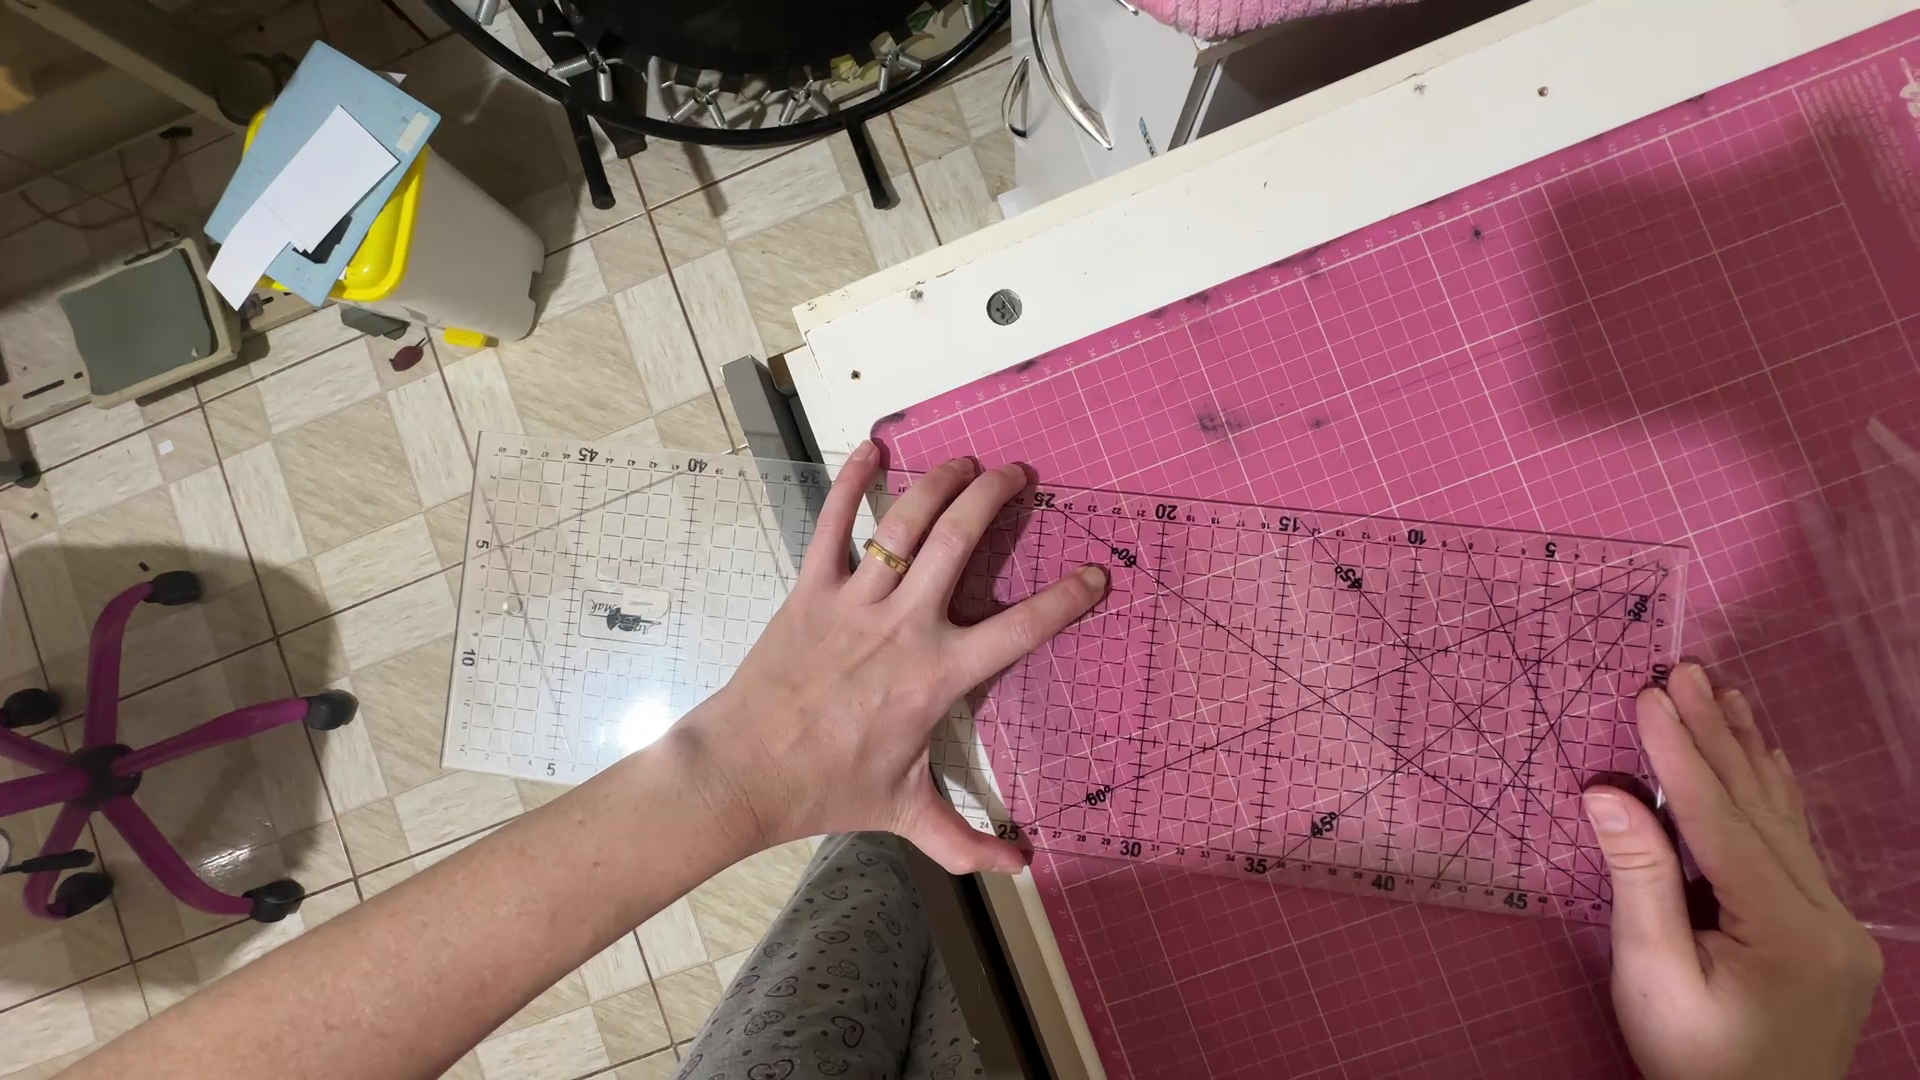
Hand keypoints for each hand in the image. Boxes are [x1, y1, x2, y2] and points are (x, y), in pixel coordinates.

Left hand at [680, 442, 1106, 873]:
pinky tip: (873, 448)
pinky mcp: (810, 587)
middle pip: (961, 541)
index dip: (1065, 600)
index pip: (1020, 629)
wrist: (743, 771)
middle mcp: (903, 625)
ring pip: (905, 522)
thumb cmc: (827, 788)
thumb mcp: (904, 813)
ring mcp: (854, 600)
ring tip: (968, 460)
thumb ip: (966, 841)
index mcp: (937, 676)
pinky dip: (851, 482)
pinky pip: (832, 523)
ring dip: (942, 481)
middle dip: (997, 498)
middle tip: (1020, 475)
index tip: (1094, 577)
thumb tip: (1021, 867)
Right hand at [1586, 662, 1882, 1079]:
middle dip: (1719, 734)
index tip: (1651, 695)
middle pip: (1759, 806)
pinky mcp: (1822, 930)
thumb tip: (1606, 792)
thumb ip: (1638, 877)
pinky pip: (1791, 841)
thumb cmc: (1691, 1051)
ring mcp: (1833, 924)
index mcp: (1787, 929)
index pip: (1720, 818)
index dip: (1680, 753)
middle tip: (1691, 671)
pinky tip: (1763, 761)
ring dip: (1747, 751)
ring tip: (1729, 696)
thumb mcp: (1652, 969)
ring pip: (1782, 818)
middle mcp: (1826, 917)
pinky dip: (1768, 791)